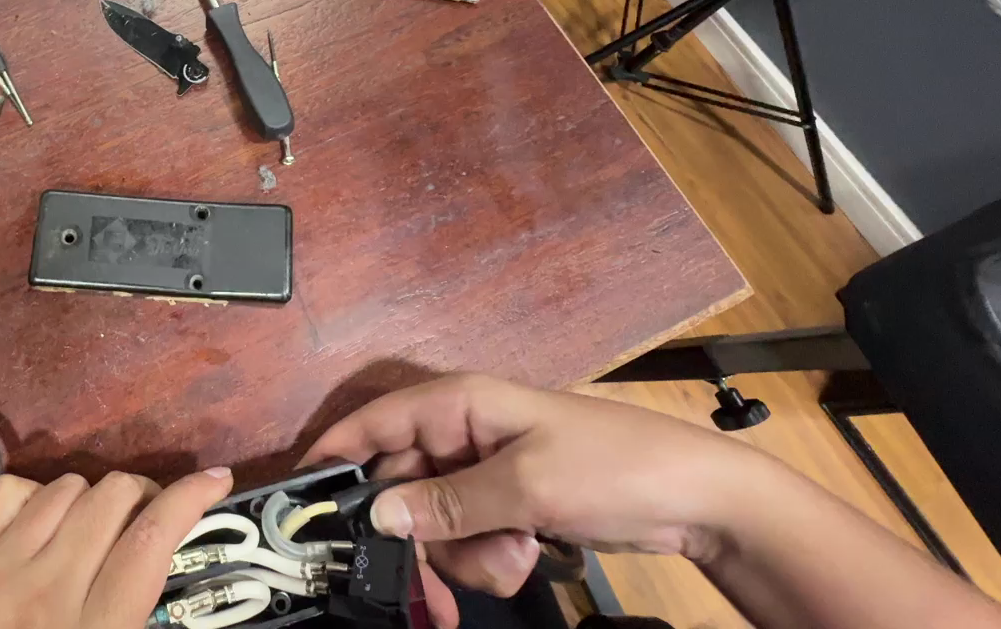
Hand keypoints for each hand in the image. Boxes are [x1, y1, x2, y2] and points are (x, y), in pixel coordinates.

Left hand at [0, 466, 233, 628]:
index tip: (216, 480)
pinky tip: (41, 526)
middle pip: (113, 497)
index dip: (190, 497)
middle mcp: (45, 590)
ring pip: (66, 486)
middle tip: (143, 521)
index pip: (151, 540)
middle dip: (141, 497)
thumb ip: (140, 612)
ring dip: (90, 501)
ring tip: (89, 532)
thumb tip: (169, 550)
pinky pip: (9, 490)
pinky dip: (34, 497)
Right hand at [303, 375, 777, 627]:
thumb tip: (379, 515)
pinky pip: (467, 538)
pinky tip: (528, 557)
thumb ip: (448, 503)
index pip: (376, 421)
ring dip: (464, 555)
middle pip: (402, 487)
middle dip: (418, 538)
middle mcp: (458, 433)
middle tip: (431, 594)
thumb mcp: (526, 488)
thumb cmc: (608, 468)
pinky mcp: (503, 504)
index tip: (301, 494)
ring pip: (433, 522)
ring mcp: (481, 471)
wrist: (699, 499)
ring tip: (515, 559)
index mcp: (456, 405)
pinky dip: (488, 560)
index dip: (336, 451)